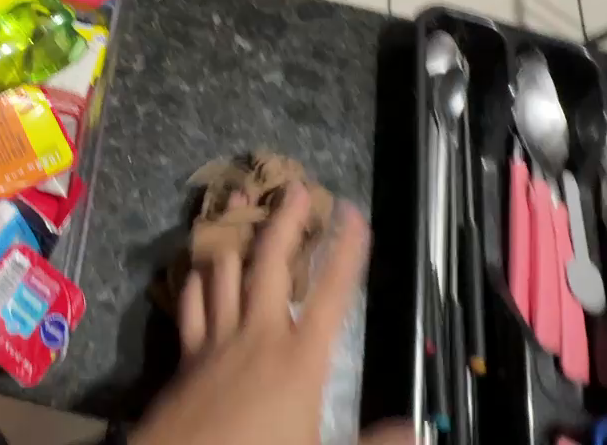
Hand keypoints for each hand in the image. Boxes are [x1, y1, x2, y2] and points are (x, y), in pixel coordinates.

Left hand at [130, 184, 410, 444]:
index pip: (332, 295)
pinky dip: (195, 278)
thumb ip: (373, 444)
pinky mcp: (188, 351)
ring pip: (224, 269)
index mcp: (301, 360)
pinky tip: (197, 262)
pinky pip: (190, 302)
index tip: (352, 212)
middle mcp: (260, 335)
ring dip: (231, 233)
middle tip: (293, 187)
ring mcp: (219, 338)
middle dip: (284, 222)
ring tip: (235, 197)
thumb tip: (418, 429)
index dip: (345, 251)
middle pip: (272, 264)